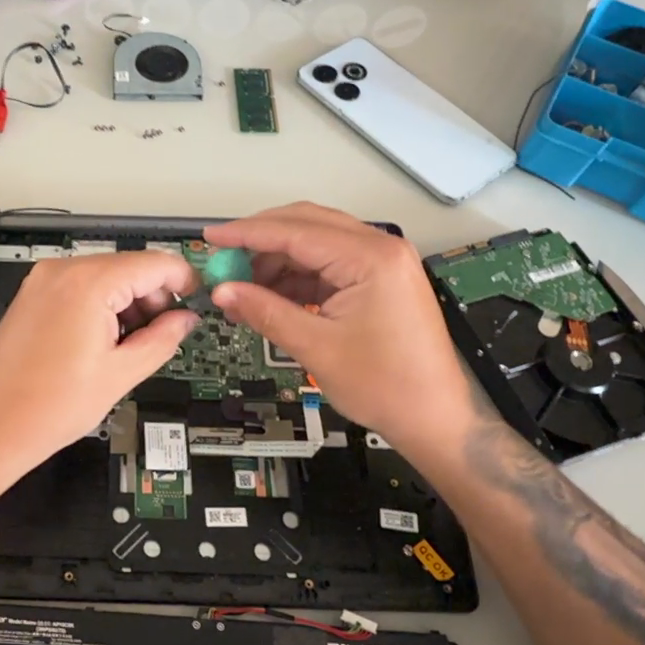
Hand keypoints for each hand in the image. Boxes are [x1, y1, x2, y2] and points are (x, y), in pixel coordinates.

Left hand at [0, 250, 198, 475]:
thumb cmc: (44, 407)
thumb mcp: (121, 374)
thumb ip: (162, 339)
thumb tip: (184, 321)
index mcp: (87, 284)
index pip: (154, 263)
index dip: (183, 281)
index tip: (197, 301)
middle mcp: (61, 272)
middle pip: (129, 267)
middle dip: (153, 298)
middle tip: (164, 336)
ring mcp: (42, 283)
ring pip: (106, 278)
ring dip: (127, 305)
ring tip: (128, 350)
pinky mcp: (32, 298)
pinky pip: (80, 289)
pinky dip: (101, 308)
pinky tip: (103, 345)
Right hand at [204, 203, 484, 459]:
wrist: (433, 418)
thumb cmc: (384, 386)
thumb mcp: (315, 347)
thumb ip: (265, 312)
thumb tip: (223, 292)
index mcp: (371, 258)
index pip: (296, 232)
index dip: (247, 233)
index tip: (212, 237)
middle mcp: (381, 249)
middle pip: (307, 226)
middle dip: (261, 241)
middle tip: (223, 260)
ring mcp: (382, 264)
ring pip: (316, 245)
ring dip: (277, 262)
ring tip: (241, 288)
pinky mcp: (379, 283)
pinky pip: (329, 267)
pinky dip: (296, 278)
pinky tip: (269, 297)